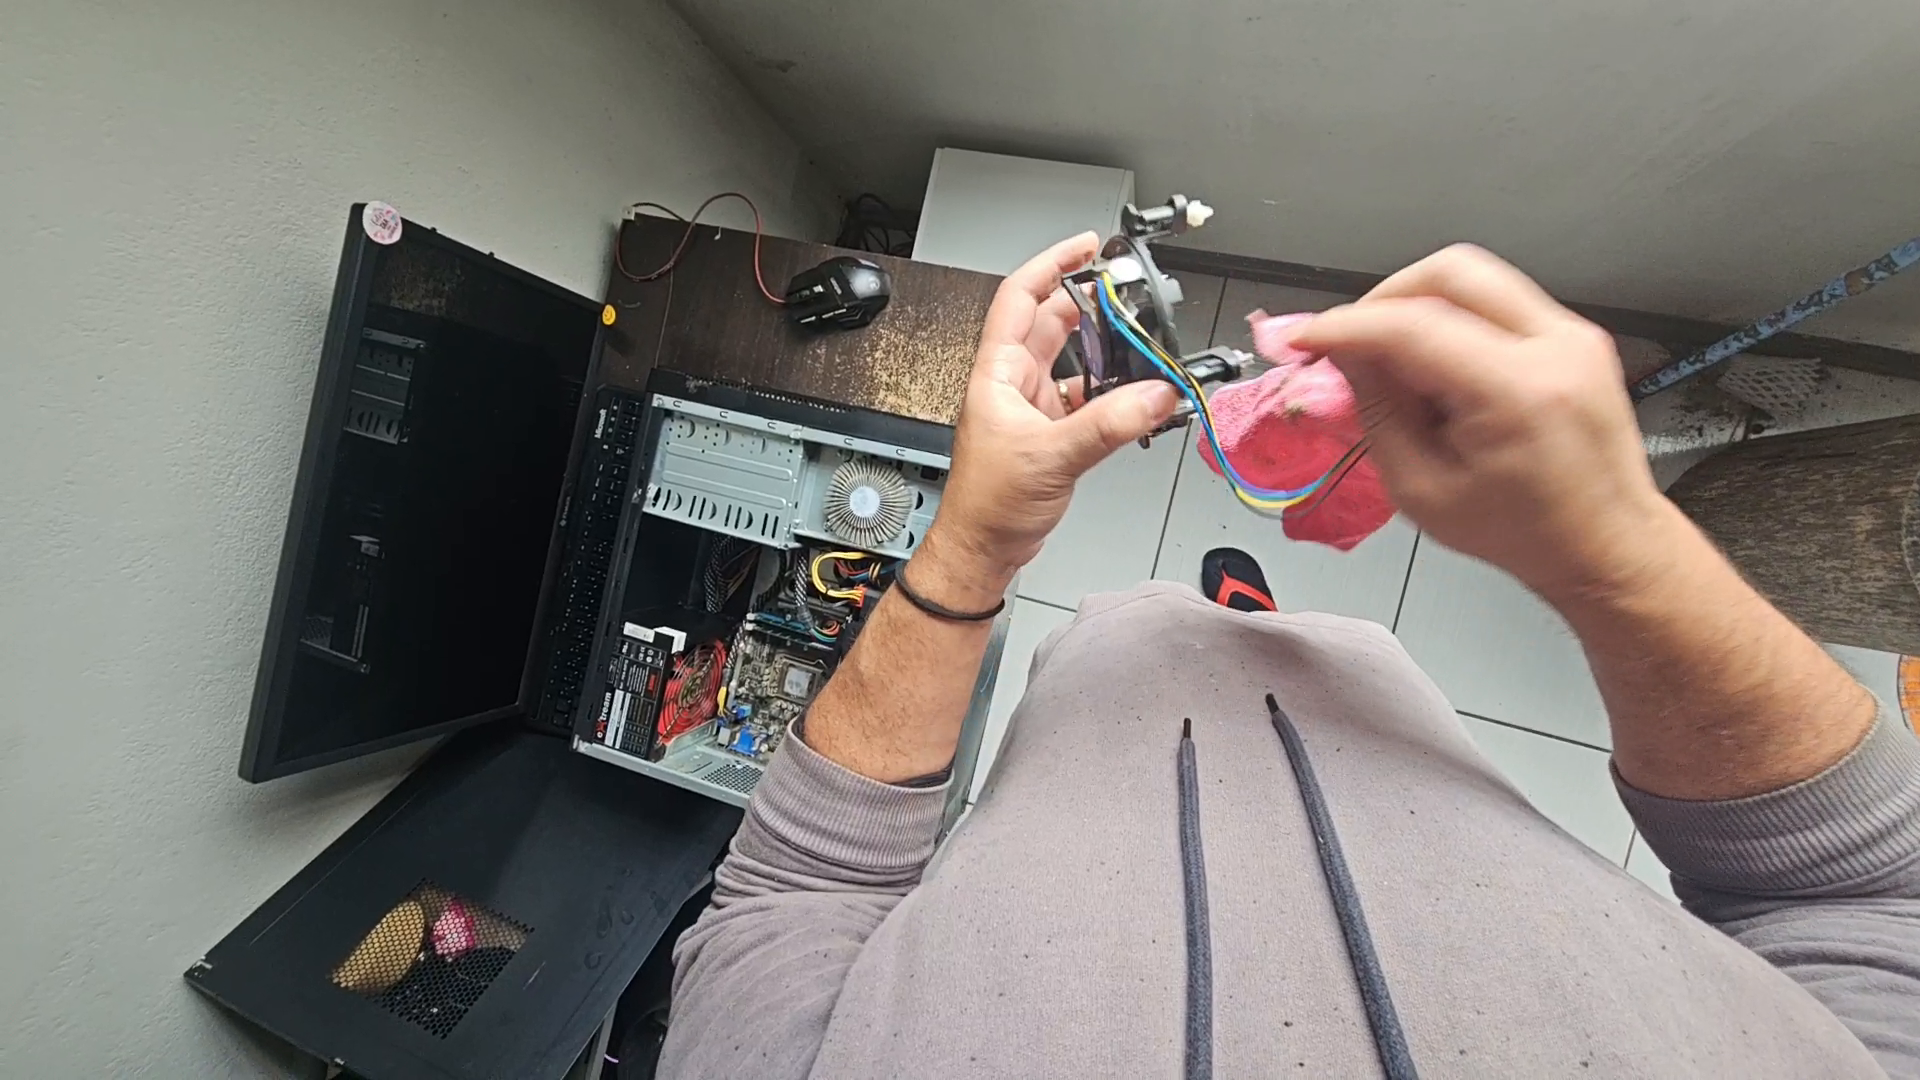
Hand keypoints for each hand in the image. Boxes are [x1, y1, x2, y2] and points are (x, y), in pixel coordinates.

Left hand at [920, 233, 1178, 601]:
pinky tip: (1134, 396)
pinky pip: (1084, 399)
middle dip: (1090, 305)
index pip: (1019, 297)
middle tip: (1129, 296)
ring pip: (1072, 362)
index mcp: (998, 374)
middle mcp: (1013, 384)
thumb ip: (1107, 425)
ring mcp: (1031, 408)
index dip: (1052, 265)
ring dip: (1105, 353)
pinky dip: (1109, 394)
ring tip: (1141, 344)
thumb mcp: (1050, 457)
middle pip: (1052, 324)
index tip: (1086, 248)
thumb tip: (1155, 396)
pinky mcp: (1048, 432)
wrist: (983, 546)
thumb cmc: (987, 504)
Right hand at [1291, 245, 1675, 599]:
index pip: (1413, 326)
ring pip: (1470, 278)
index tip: (1300, 341)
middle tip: (1344, 341)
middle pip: (1449, 272)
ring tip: (1379, 355)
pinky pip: (1490, 301)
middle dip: (1380, 299)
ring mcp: (1570, 333)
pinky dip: (1440, 319)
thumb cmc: (1511, 530)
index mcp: (1516, 392)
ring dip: (1408, 307)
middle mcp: (1555, 345)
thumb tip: (1345, 357)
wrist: (1603, 541)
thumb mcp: (1418, 487)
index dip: (1344, 327)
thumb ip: (1379, 413)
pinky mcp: (1569, 335)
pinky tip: (1420, 364)